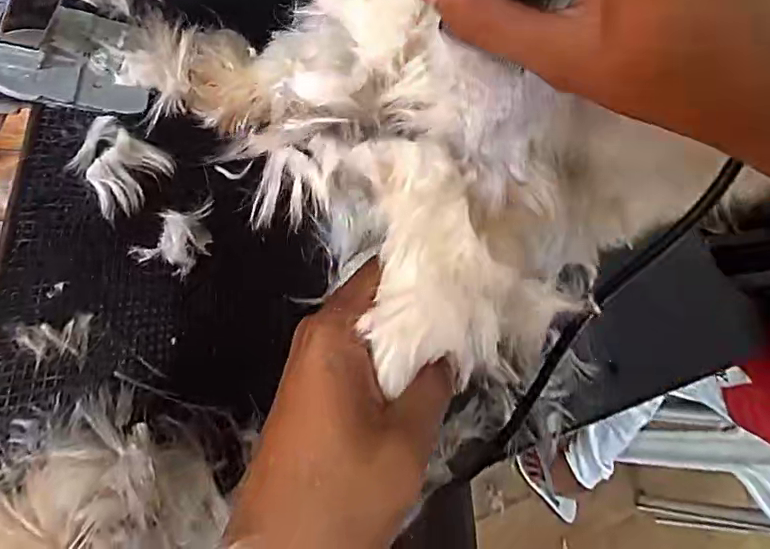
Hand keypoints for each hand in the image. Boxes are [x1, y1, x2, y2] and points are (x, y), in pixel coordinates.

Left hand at [225, 261, 451, 548]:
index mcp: (333, 333)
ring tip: (445, 348)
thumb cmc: (337, 500)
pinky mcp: (311, 390)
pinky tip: (413, 380)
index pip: (381, 271)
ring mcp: (309, 364)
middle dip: (417, 308)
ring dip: (403, 340)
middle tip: (460, 316)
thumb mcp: (404, 442)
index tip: (457, 274)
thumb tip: (446, 355)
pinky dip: (384, 362)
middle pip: (375, 299)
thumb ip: (433, 384)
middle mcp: (315, 337)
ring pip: (367, 331)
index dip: (422, 269)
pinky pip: (354, 356)